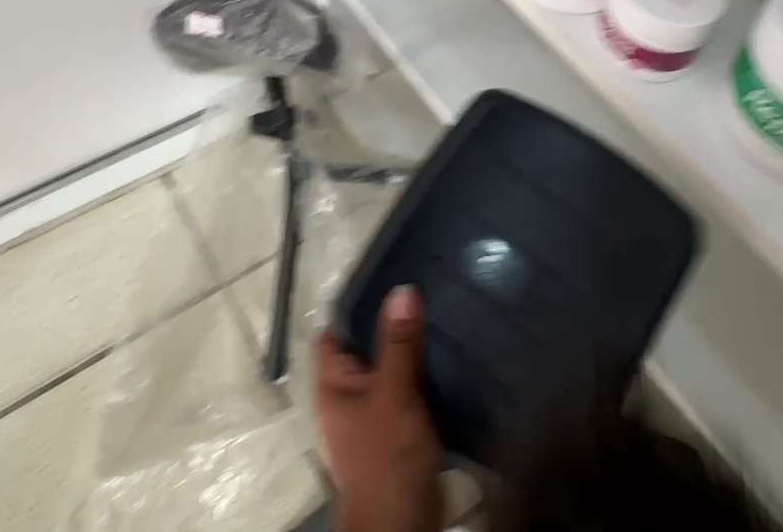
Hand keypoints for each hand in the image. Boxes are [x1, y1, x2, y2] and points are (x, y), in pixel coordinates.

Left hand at [314, 285, 443, 531]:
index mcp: (333, 384)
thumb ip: (397, 343)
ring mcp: (373, 414)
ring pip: (391, 368)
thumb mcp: (393, 394)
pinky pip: (408, 389)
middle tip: (426, 288)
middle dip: (393, 322)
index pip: (337, 330)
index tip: (390, 275)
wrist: (402, 523)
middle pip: (367, 346)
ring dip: (411, 348)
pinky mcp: (398, 429)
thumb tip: (402, 290)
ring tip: (442, 312)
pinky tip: (450, 357)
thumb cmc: (386, 457)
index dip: (358, 303)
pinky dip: (424, 374)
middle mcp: (348, 395)